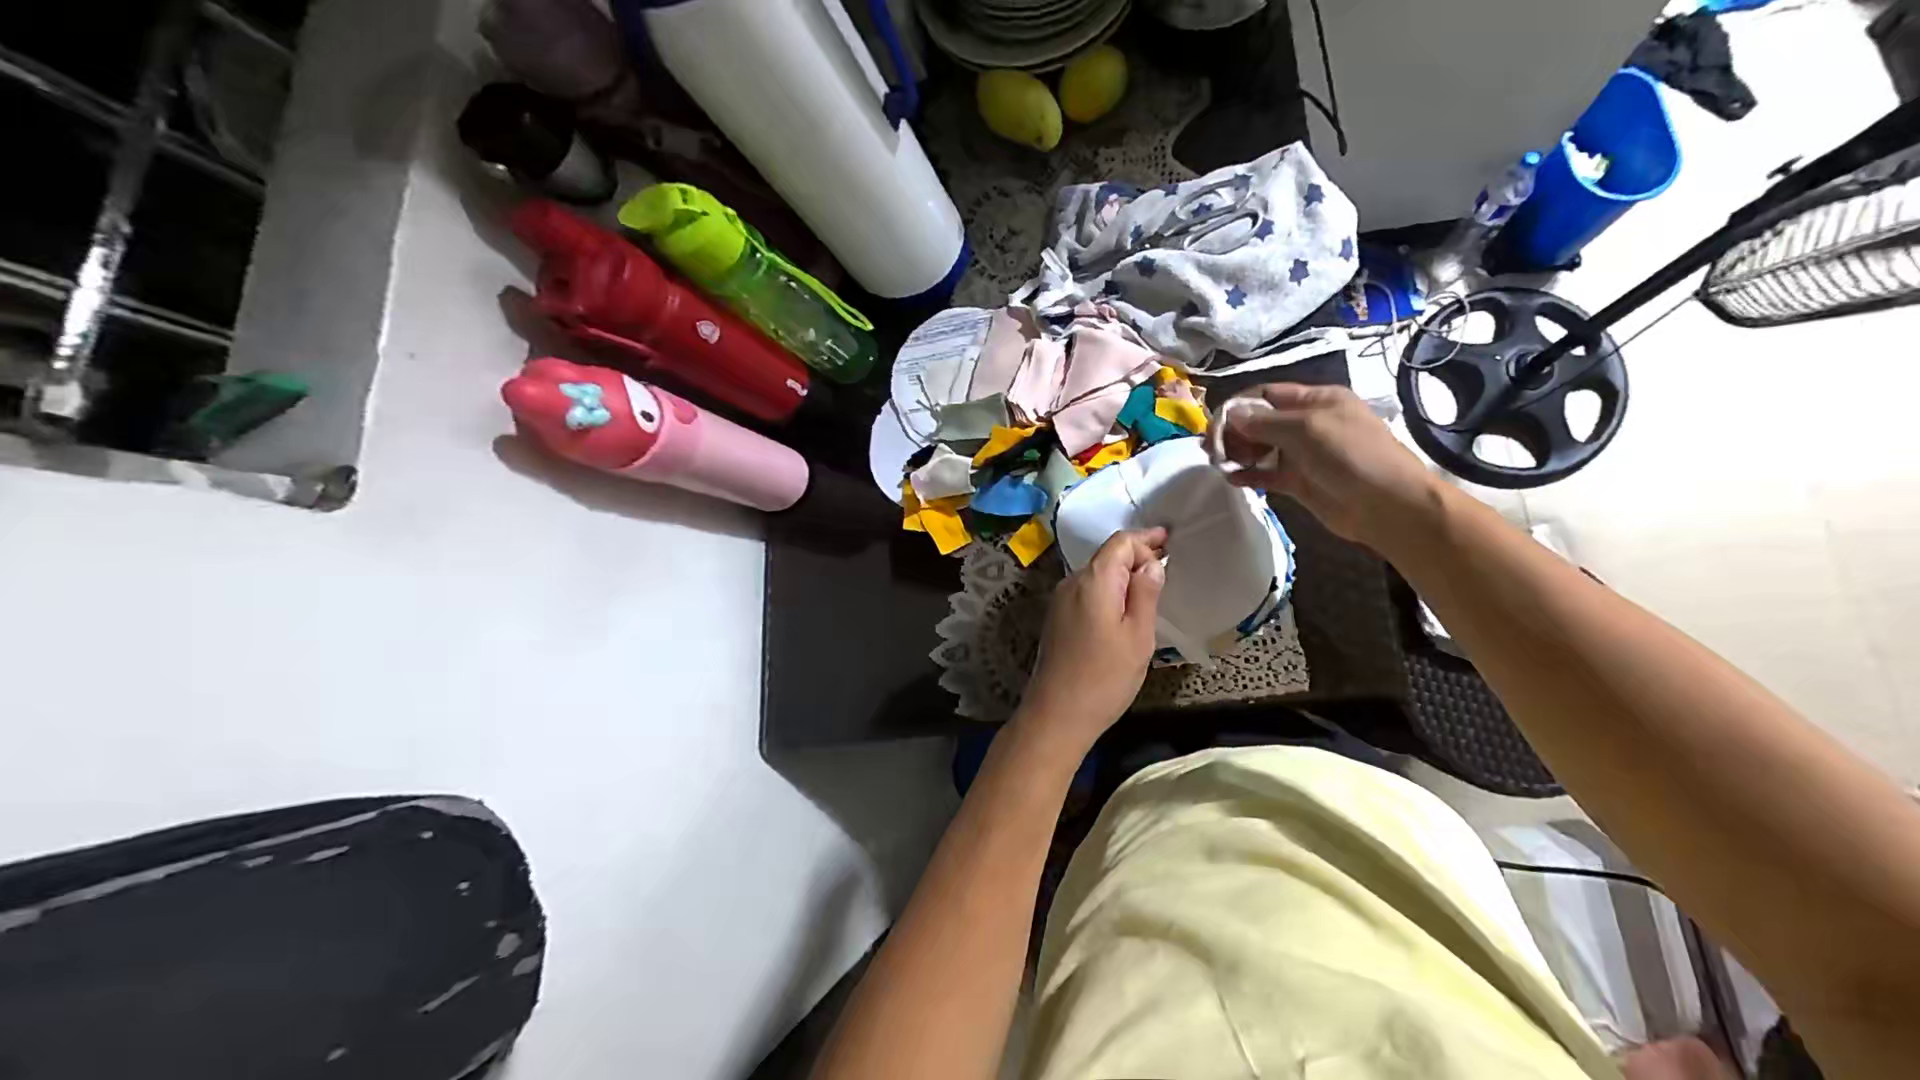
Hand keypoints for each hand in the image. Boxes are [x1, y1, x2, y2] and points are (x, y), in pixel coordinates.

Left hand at [1018, 528, 1167, 748]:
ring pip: (1096, 575)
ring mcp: (1060, 601)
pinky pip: (1086, 593)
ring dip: (1122, 576)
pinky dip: (1108, 592)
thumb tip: (1151, 564)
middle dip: (1136, 557)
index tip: (1169, 542)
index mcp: (1093, 581)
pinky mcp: (1056, 618)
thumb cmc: (1104, 677)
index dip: (1146, 540)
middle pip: (1106, 557)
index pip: (1120, 543)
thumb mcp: (1138, 636)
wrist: (1056, 714)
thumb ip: (1145, 594)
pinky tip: (1123, 611)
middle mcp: (1071, 583)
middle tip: (1164, 571)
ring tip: (1149, 592)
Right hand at [1219, 383, 1443, 557]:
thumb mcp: (1307, 428)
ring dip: (1238, 453)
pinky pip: (1266, 473)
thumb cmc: (1351, 455)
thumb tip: (1231, 416)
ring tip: (1220, 464)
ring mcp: (1303, 453)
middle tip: (1212, 449)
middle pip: (1259, 421)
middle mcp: (1308, 423)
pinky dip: (1248, 475)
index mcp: (1316, 400)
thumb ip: (1264, 422)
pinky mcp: (1299, 481)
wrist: (1388, 505)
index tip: (1214, 426)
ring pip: (1260, 447)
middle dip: (1233, 432)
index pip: (1266, 395)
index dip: (1237, 406)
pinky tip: (1231, 479)